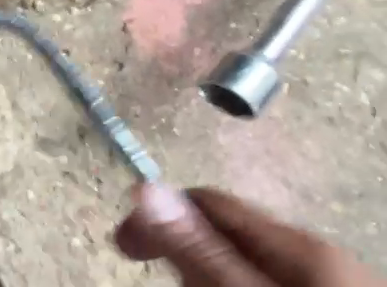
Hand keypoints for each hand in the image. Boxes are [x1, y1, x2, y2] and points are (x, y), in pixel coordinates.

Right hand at [116, 184, 382, 286]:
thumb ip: (198, 247)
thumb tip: (144, 187)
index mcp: (300, 244)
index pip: (204, 201)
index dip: (156, 216)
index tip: (125, 250)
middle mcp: (321, 255)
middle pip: (227, 234)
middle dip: (189, 255)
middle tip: (173, 285)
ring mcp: (338, 284)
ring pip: (251, 264)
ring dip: (213, 278)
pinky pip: (277, 283)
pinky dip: (243, 286)